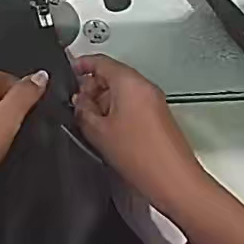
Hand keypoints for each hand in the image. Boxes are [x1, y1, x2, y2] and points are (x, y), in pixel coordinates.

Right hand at [72, 54, 213, 211]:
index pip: (100, 60)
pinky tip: (108, 133)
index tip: (69, 71)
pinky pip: (132, 104)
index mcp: (129, 82)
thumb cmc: (143, 157)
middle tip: (77, 105)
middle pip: (111, 74)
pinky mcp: (158, 117)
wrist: (174, 182)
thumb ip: (82, 110)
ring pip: (121, 91)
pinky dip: (117, 112)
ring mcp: (153, 102)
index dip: (80, 64)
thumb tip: (78, 102)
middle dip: (91, 87)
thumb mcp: (97, 131)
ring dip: (103, 102)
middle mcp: (144, 87)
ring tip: (91, 124)